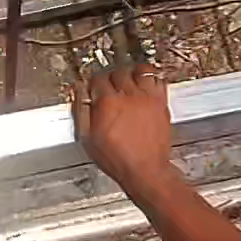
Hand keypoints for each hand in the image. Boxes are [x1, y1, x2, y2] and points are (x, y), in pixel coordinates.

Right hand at [72, 64, 176, 194]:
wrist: (145, 170)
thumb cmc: (116, 158)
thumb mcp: (87, 137)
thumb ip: (81, 111)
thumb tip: (78, 93)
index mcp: (107, 103)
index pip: (98, 79)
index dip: (93, 83)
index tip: (93, 88)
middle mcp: (128, 96)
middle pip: (118, 72)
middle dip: (111, 77)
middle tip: (108, 85)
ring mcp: (147, 98)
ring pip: (140, 71)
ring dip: (131, 73)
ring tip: (127, 80)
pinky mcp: (162, 104)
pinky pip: (158, 81)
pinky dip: (151, 79)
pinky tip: (145, 85)